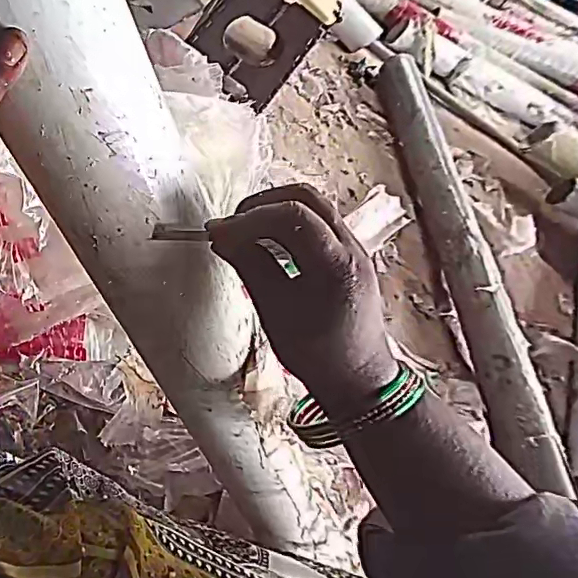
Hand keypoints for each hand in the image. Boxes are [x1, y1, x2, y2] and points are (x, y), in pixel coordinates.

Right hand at [208, 184, 397, 414]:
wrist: (359, 379)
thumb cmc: (317, 352)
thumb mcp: (275, 310)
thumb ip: (250, 265)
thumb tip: (222, 237)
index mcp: (336, 264)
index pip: (291, 216)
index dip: (247, 219)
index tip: (218, 233)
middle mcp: (351, 248)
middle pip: (304, 198)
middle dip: (260, 205)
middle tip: (231, 226)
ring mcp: (353, 249)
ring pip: (311, 205)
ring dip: (271, 211)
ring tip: (243, 233)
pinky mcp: (347, 255)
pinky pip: (315, 222)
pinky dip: (284, 223)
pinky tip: (263, 244)